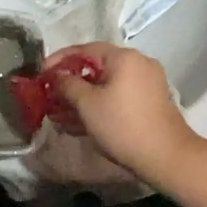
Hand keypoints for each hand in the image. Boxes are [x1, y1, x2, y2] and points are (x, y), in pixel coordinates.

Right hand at [49, 43, 201, 178]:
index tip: (41, 74)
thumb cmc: (122, 125)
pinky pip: (117, 97)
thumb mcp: (87, 104)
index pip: (84, 49)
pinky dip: (98, 106)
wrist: (166, 156)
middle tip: (49, 97)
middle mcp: (138, 64)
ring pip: (105, 85)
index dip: (59, 60)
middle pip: (96, 67)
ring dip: (81, 98)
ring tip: (59, 115)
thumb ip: (67, 84)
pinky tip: (78, 124)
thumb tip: (56, 75)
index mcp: (124, 58)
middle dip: (69, 83)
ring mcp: (146, 84)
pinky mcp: (149, 103)